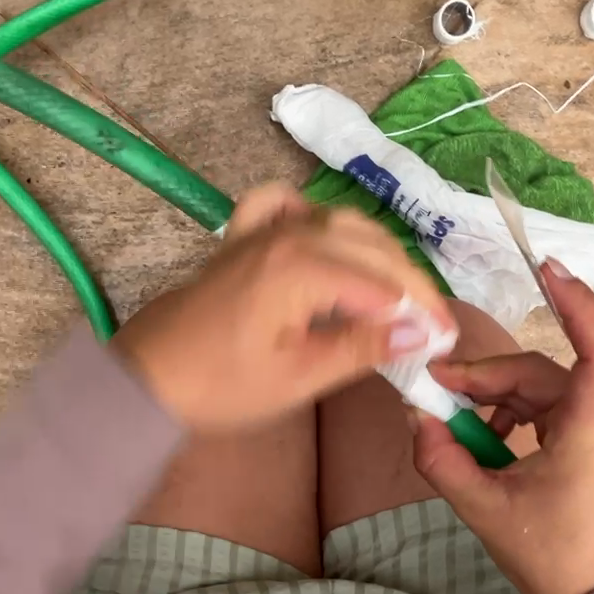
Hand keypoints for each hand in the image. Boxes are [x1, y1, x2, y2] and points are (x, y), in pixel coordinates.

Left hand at [114, 183, 453, 431]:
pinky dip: (312, 215)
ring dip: (375, 252)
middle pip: (370, 245)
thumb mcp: (299, 377)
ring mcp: (260, 230)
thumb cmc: (221, 387)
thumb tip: (423, 330)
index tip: (447, 338)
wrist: (146, 380)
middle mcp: (286, 234)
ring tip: (396, 292)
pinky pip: (283, 207)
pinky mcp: (240, 238)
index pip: (383, 283)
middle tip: (431, 323)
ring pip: (338, 222)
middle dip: (409, 282)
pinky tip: (323, 236)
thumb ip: (363, 347)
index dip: (421, 310)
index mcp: (301, 268)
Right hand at [411, 260, 593, 593]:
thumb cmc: (545, 553)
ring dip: (492, 394)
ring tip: (450, 414)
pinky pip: (543, 407)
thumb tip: (415, 416)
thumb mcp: (483, 508)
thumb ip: (442, 460)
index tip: (546, 270)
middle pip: (541, 371)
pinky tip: (483, 432)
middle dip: (485, 376)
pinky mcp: (585, 441)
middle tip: (434, 387)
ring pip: (538, 387)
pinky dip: (508, 410)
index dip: (577, 306)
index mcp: (590, 430)